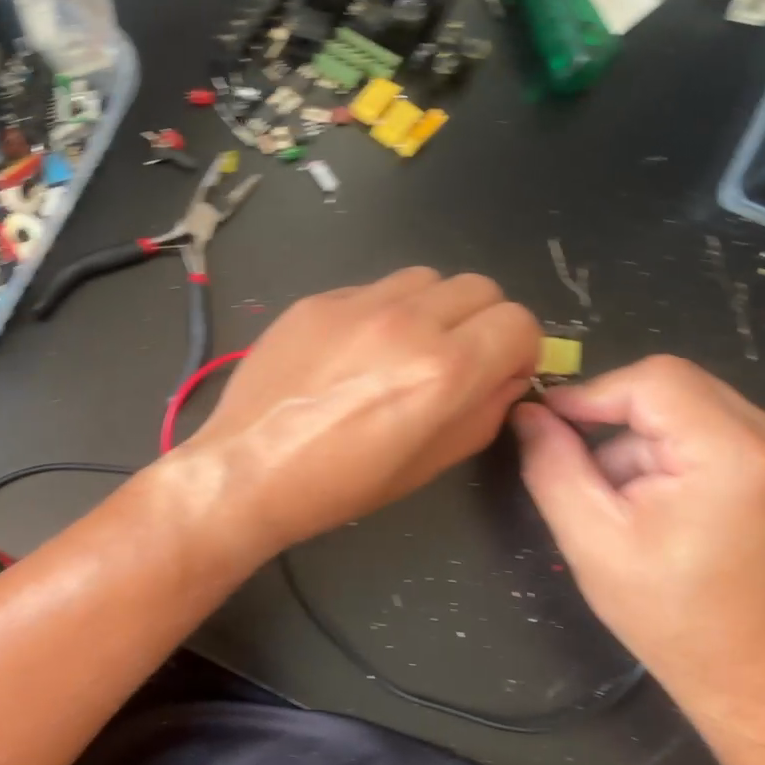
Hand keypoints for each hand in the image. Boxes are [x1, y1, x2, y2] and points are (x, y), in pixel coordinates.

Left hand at [177, 268, 539, 551]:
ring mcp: (355, 306)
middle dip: (479, 324)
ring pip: (424, 279)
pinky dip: (377, 313)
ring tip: (398, 352)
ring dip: (429, 309)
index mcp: (443, 370)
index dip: (516, 350)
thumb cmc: (335, 486)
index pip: (518, 323)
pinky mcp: (314, 303)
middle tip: (451, 361)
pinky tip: (349, 353)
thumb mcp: (426, 467)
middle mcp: (406, 323)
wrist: (246, 472)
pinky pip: (368, 290)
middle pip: (478, 289)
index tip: (496, 373)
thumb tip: (504, 378)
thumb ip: (481, 413)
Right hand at [512, 355, 764, 711]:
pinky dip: (668, 454)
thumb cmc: (664, 610)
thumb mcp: (590, 538)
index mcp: (732, 453)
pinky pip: (711, 432)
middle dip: (614, 420)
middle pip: (674, 388)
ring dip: (639, 442)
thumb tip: (528, 415)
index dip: (590, 393)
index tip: (545, 425)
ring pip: (690, 409)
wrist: (750, 665)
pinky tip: (653, 505)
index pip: (653, 380)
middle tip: (578, 469)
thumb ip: (552, 466)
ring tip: (619, 502)